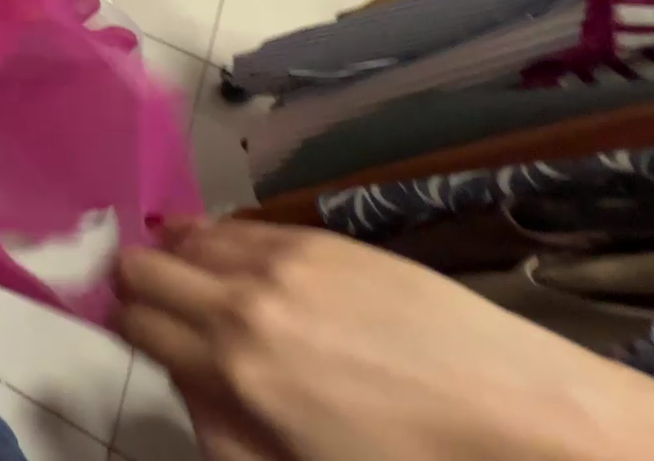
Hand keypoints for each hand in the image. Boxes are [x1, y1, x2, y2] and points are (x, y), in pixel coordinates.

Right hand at [113, 218, 653, 460]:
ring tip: (194, 276)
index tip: (132, 329)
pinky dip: (216, 239)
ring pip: (179, 235)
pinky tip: (235, 259)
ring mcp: (278, 260)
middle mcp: (240, 302)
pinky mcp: (315, 237)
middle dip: (132, 284)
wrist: (531, 421)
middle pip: (137, 266)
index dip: (121, 324)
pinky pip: (233, 224)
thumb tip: (180, 382)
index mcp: (234, 369)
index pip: (132, 321)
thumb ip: (220, 430)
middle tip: (151, 301)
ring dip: (174, 256)